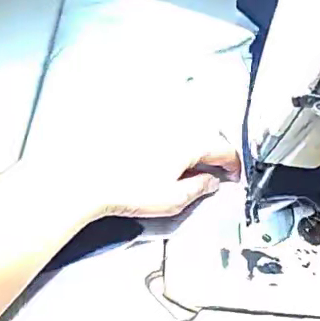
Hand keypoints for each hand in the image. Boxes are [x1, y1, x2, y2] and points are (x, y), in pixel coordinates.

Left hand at [26, 109, 240, 220]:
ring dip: (192, 143)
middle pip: (206, 134)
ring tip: (187, 165)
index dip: (233, 165)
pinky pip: (162, 124)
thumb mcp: (172, 200)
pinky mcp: (134, 120)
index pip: (224, 150)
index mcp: (190, 141)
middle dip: (213, 152)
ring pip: (185, 127)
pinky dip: (169, 137)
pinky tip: (160, 155)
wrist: (86, 178)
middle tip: (213, 172)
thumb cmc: (126, 189)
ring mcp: (154, 120)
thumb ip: (198, 189)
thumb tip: (210, 183)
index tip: (232, 176)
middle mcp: (174, 124)